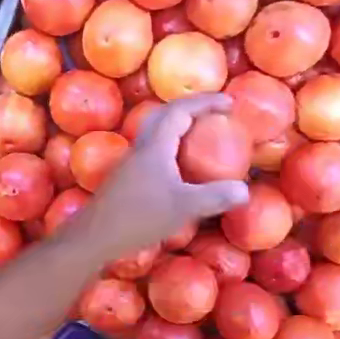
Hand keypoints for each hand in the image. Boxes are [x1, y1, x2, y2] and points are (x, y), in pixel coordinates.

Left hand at [68, 94, 249, 261]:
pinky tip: (178, 166)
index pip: (180, 110)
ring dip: (178, 126)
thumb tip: (244, 190)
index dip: (205, 102)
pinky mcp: (126, 177)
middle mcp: (140, 147)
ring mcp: (130, 162)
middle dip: (191, 108)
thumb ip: (214, 197)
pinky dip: (170, 146)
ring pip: (155, 132)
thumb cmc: (137, 218)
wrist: (94, 236)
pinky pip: (152, 150)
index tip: (229, 102)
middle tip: (215, 113)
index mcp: (154, 145)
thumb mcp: (182, 208)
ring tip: (200, 135)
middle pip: (165, 114)